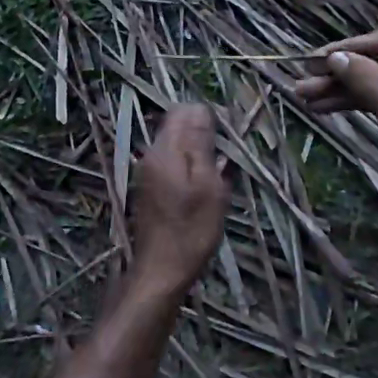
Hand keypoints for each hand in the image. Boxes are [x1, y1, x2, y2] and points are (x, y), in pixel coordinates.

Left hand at [131, 104, 228, 294]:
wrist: (162, 270)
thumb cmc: (191, 229)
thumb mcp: (207, 183)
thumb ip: (201, 143)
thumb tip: (200, 107)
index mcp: (164, 150)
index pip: (183, 111)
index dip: (209, 117)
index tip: (229, 138)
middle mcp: (150, 156)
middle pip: (178, 127)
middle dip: (205, 136)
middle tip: (227, 161)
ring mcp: (148, 174)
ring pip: (177, 148)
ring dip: (200, 155)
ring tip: (220, 177)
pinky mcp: (150, 190)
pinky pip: (173, 167)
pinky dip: (191, 171)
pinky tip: (206, 191)